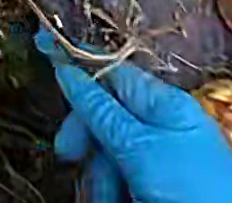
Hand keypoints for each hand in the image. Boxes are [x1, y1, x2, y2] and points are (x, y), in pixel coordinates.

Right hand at [36, 30, 231, 202]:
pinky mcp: (159, 189)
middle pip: (106, 112)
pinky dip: (112, 188)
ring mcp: (163, 160)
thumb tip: (66, 66)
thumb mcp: (140, 150)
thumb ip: (100, 109)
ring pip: (110, 150)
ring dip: (99, 173)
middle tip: (67, 156)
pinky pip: (123, 177)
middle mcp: (163, 125)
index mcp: (165, 103)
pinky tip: (112, 201)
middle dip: (86, 135)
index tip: (40, 43)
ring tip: (104, 198)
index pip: (111, 69)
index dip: (76, 59)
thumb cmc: (191, 194)